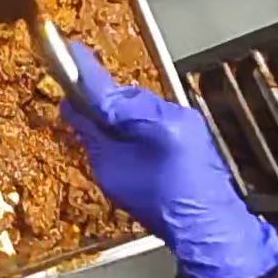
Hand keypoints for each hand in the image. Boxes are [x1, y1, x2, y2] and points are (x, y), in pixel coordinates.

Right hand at [60, 42, 277, 277]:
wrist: (209, 229)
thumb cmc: (159, 203)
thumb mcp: (112, 170)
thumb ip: (91, 134)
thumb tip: (72, 107)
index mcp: (153, 119)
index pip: (107, 90)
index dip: (83, 72)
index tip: (68, 49)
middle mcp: (172, 110)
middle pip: (123, 97)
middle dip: (99, 104)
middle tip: (77, 114)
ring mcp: (185, 120)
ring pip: (138, 109)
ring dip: (117, 118)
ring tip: (104, 140)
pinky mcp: (190, 132)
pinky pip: (152, 120)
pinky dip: (134, 127)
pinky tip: (128, 147)